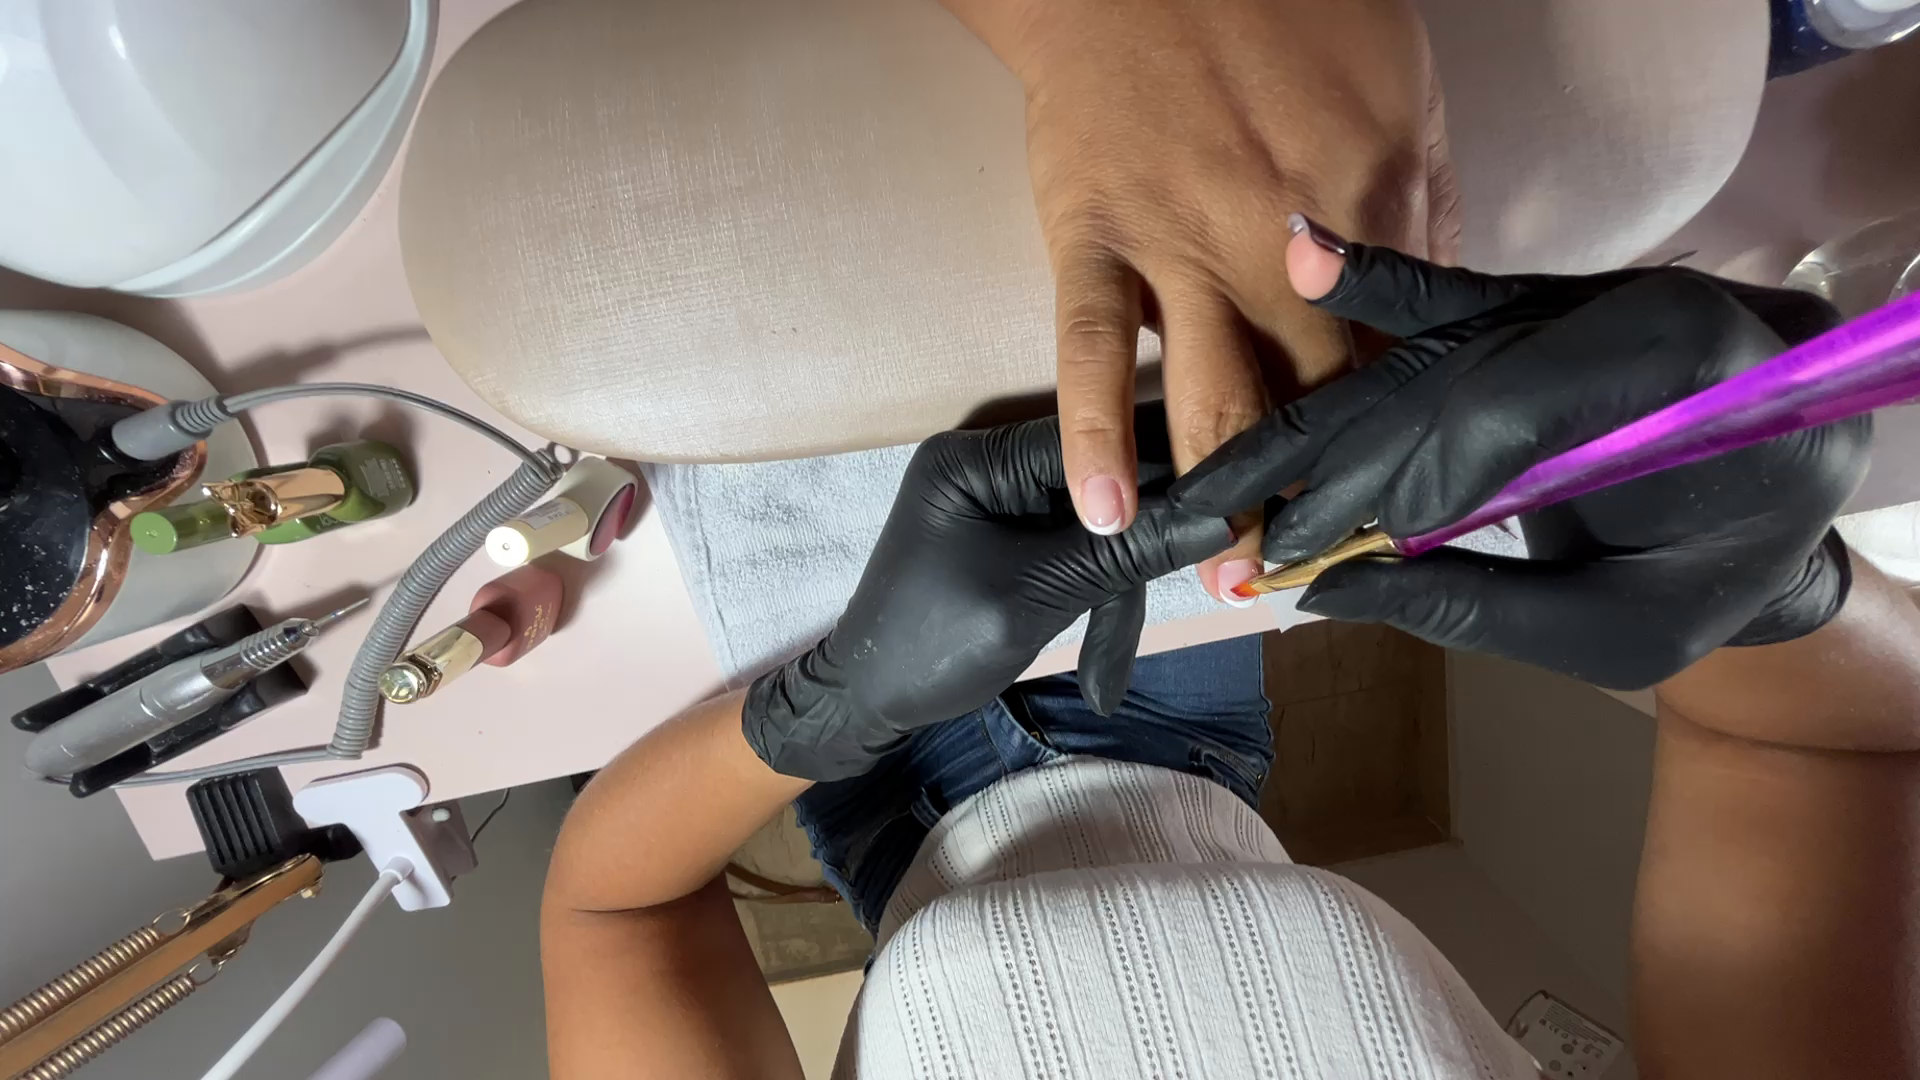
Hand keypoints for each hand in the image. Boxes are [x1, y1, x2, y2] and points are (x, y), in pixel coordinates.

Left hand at [744, 412, 1231, 779]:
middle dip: (1152, 517)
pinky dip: (1105, 574)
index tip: (1237, 493)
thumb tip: (1225, 516)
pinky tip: (1127, 613)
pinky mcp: (1011, 533)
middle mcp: (988, 461)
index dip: (1163, 466)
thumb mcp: (1033, 596)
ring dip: (1131, 558)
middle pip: (1098, 471)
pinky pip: (1077, 539)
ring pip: (1096, 511)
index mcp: (976, 458)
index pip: (1089, 438)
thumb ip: (1123, 552)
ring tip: (1163, 607)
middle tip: (1220, 548)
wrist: (871, 700)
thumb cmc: (934, 646)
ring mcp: (1000, 497)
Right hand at [942, 0, 1453, 600]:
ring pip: (1211, 397)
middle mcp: (1279, 245)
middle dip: (1324, 499)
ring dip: (1228, 501)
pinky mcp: (1092, 247)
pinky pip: (1090, 354)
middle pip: (1313, 398)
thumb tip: (1434, 306)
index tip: (1405, 517)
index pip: (1398, 354)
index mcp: (1371, 201)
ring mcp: (1176, 250)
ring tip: (1231, 584)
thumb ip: (1420, 210)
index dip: (1404, 445)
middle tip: (1330, 580)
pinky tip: (1103, 514)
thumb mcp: (1396, 93)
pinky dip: (1096, 438)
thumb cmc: (1278, 14)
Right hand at [1171, 226, 1871, 688]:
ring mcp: (1569, 300)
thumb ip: (1472, 606)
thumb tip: (1319, 590)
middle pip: (1433, 382)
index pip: (1508, 408)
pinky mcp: (1522, 306)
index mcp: (1694, 380)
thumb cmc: (1699, 579)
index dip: (1405, 477)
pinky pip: (1433, 296)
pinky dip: (1364, 283)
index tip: (1329, 551)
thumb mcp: (1611, 629)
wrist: (1751, 509)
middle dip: (1329, 469)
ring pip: (1406, 359)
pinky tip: (1303, 257)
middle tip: (1244, 535)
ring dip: (1304, 427)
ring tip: (1220, 484)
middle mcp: (1624, 310)